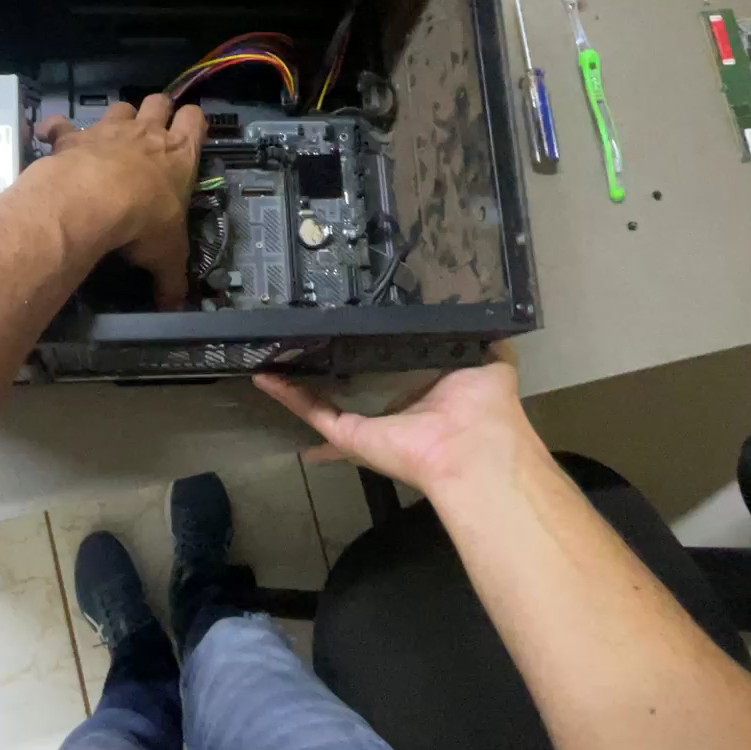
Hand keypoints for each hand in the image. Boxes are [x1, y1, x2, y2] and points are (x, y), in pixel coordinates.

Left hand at [38, 94, 205, 308]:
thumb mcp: (167, 256)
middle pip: (159, 102)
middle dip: (159, 111)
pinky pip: (62, 124)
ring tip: (112, 139)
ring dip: (118, 118)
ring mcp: (108, 131)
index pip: (197, 121)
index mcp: (179, 156)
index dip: (194, 124)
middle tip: (153, 133)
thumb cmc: (144, 222)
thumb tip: (176, 307)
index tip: (191, 133)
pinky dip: (57, 128)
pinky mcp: (73, 137)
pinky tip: (52, 137)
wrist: (94, 200)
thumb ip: (171, 279)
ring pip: (119, 107)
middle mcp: (146, 134)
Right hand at [253, 343, 535, 495]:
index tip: (348, 326)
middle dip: (325, 365)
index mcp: (421, 390)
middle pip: (349, 383)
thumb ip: (473, 332)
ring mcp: (364, 423)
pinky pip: (311, 410)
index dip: (370, 349)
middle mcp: (389, 407)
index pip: (389, 366)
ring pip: (320, 398)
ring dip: (295, 380)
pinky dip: (286, 394)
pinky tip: (264, 375)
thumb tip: (471, 304)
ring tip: (271, 355)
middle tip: (300, 338)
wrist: (472, 446)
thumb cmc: (483, 404)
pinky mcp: (347, 432)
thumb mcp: (486, 355)